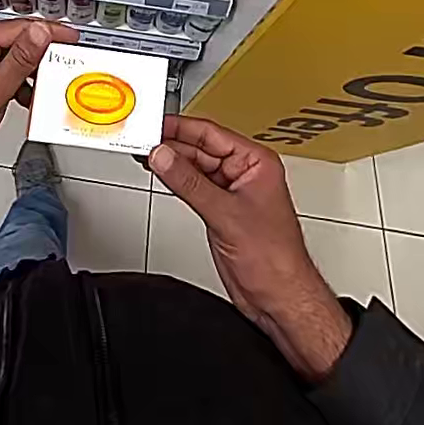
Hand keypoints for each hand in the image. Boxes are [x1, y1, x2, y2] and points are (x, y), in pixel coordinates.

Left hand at [0, 19, 77, 186]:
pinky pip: (6, 76)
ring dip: (32, 71)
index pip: (18, 27)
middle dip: (42, 53)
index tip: (71, 37)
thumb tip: (40, 33)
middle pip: (17, 41)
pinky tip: (30, 98)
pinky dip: (21, 85)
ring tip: (51, 81)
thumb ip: (19, 60)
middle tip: (67, 59)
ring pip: (14, 60)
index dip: (48, 32)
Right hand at [149, 115, 351, 382]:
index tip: (156, 124)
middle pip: (199, 147)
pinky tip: (160, 173)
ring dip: (171, 162)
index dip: (181, 127)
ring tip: (146, 155)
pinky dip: (174, 179)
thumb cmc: (277, 260)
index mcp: (256, 162)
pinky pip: (191, 184)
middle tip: (144, 141)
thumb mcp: (226, 214)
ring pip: (193, 165)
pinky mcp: (218, 208)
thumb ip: (189, 183)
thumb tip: (164, 156)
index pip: (211, 133)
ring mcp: (230, 190)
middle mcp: (243, 172)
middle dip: (171, 145)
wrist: (279, 300)